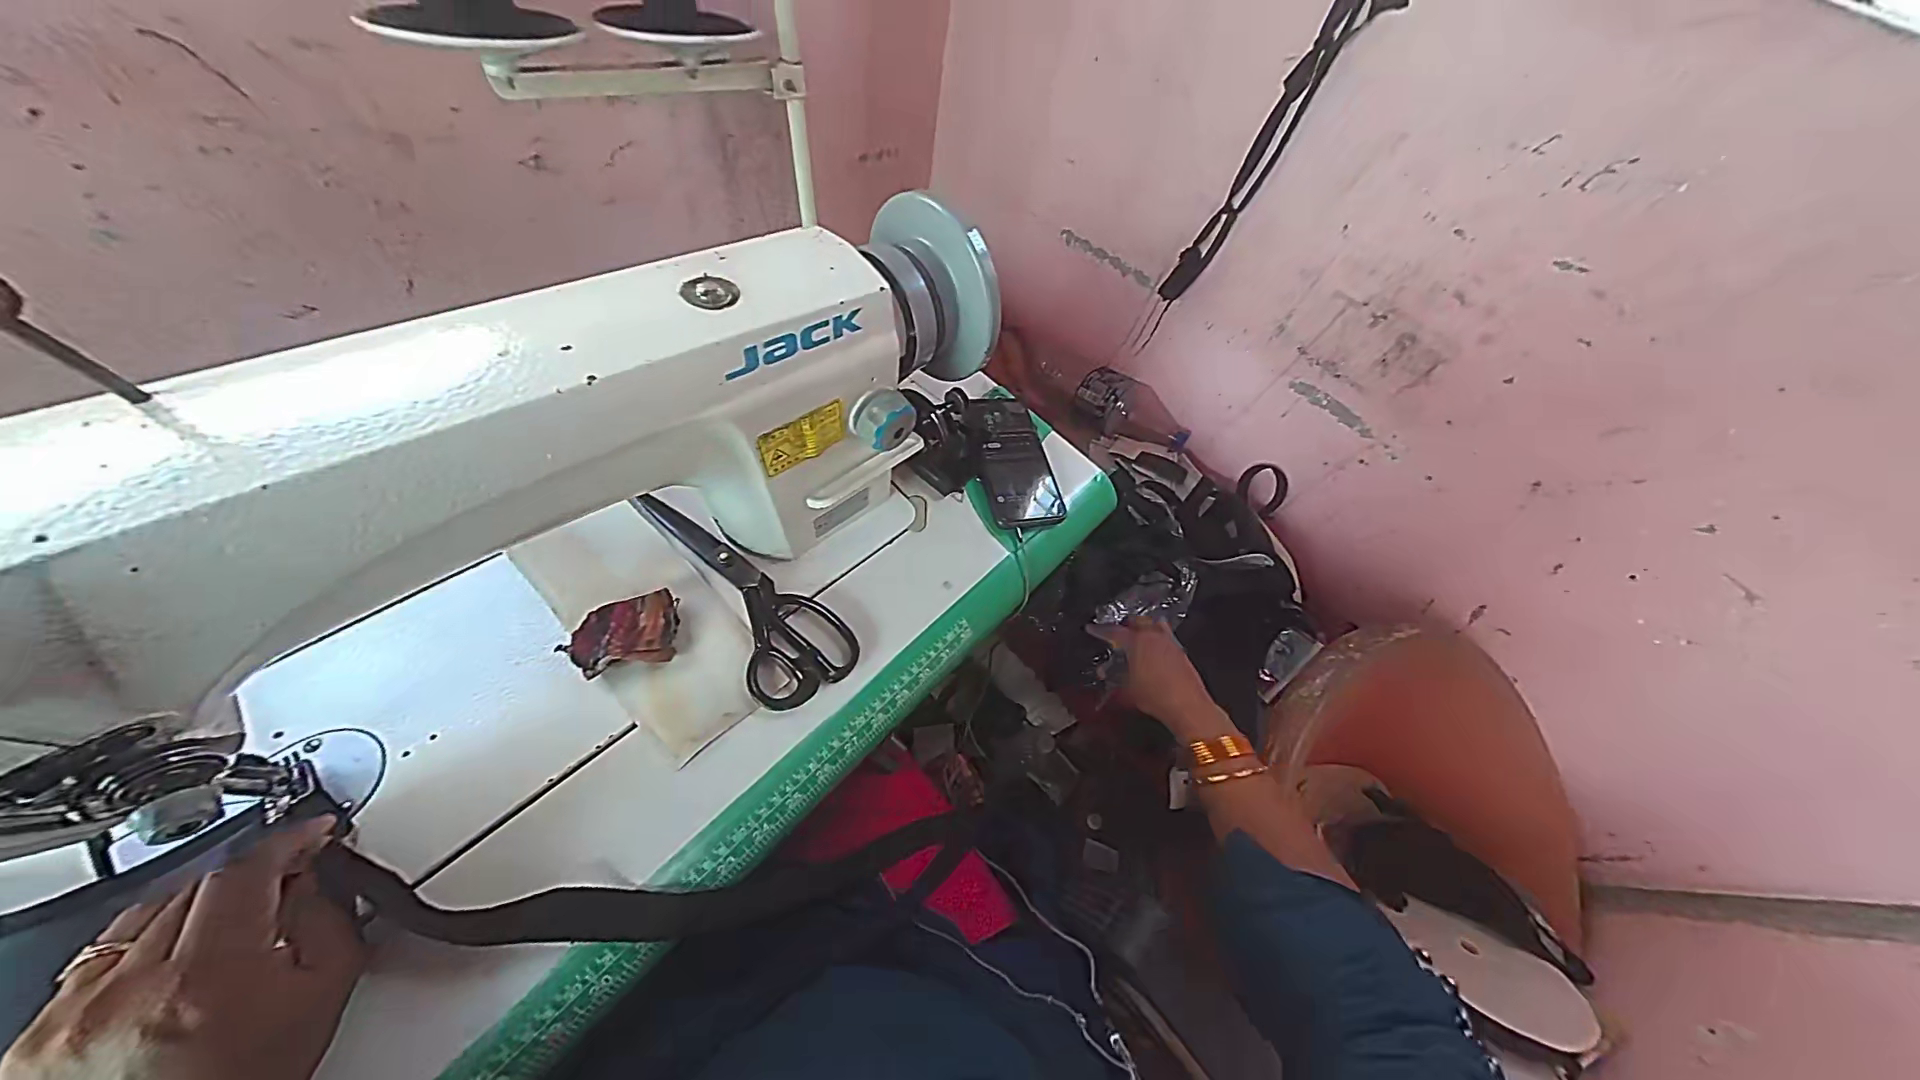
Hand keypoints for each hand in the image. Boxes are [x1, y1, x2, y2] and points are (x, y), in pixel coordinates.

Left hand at [1, 817, 366, 1079]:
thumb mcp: (324, 991)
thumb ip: (330, 920)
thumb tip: (317, 877)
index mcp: (211, 978)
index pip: (248, 871)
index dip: (288, 841)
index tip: (311, 833)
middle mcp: (131, 992)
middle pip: (202, 885)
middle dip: (252, 877)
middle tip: (285, 884)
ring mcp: (72, 1017)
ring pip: (148, 912)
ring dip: (198, 905)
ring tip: (229, 930)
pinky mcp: (32, 1040)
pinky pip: (97, 955)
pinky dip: (143, 943)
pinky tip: (172, 961)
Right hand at [1090, 617, 1224, 735]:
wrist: (1187, 705)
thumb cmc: (1153, 696)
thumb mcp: (1126, 690)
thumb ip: (1113, 679)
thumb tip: (1103, 673)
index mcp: (1135, 641)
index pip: (1113, 631)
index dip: (1100, 630)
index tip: (1091, 628)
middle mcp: (1153, 636)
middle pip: (1137, 621)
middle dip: (1125, 623)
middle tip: (1117, 630)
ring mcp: (1169, 641)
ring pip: (1154, 624)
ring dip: (1144, 626)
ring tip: (1136, 634)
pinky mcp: (1181, 651)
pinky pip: (1165, 636)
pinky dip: (1157, 637)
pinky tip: (1154, 649)